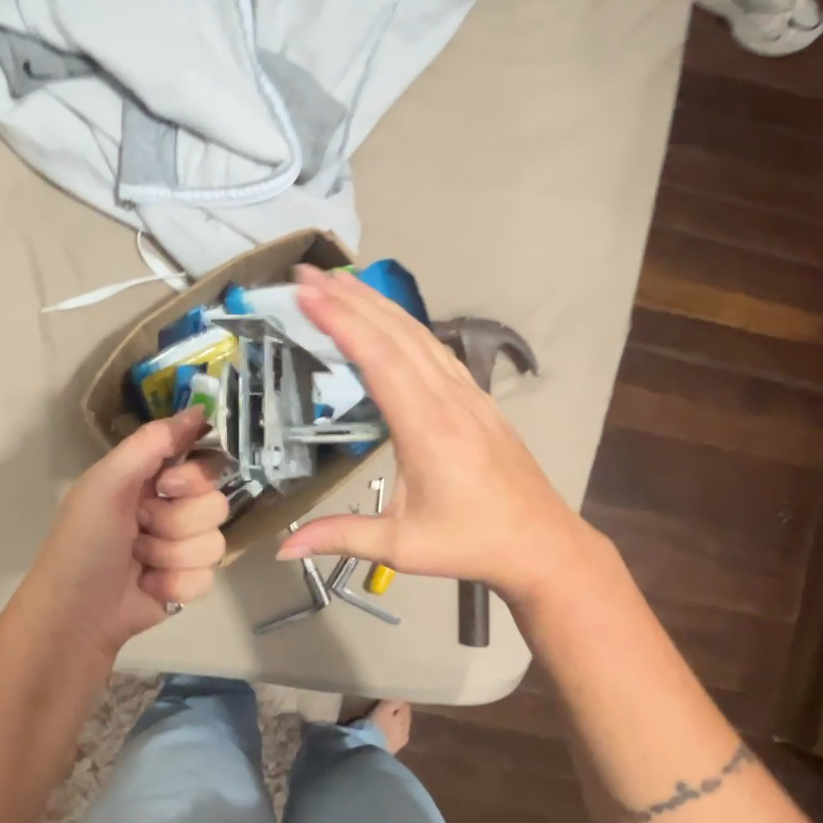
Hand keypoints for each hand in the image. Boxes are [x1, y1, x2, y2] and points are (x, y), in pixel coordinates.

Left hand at [22, 407, 229, 657]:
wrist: (75, 611)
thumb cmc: (84, 541)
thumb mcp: (107, 482)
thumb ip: (151, 442)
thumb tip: (198, 409)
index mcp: (151, 478)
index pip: (204, 463)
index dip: (192, 477)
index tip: (165, 487)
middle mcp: (172, 508)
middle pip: (216, 504)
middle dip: (175, 522)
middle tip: (140, 529)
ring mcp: (182, 547)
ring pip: (215, 543)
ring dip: (171, 555)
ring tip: (139, 561)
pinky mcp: (188, 583)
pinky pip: (208, 577)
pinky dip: (174, 584)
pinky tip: (148, 586)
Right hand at [275, 266, 596, 606]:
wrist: (541, 542)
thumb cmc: (471, 543)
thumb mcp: (401, 547)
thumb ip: (340, 537)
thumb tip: (281, 549)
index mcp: (428, 429)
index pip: (380, 359)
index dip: (342, 322)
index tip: (308, 293)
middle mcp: (449, 400)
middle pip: (397, 333)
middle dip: (350, 298)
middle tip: (307, 273)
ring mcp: (467, 394)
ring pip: (418, 334)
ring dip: (376, 304)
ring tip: (337, 282)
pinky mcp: (475, 398)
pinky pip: (434, 349)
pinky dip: (402, 324)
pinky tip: (384, 318)